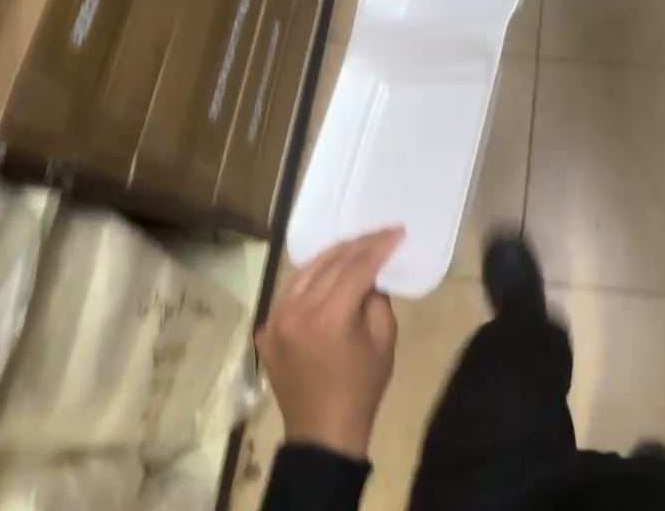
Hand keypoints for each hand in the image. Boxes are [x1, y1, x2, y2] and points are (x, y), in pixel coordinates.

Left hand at [257, 228, 404, 459]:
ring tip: (358, 246)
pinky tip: (329, 274)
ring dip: (334, 256)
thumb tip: (370, 276)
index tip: (398, 232)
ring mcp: (275, 320)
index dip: (380, 247)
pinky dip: (313, 279)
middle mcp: (296, 311)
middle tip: (382, 234)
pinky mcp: (266, 330)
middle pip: (331, 262)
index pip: (357, 267)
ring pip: (307, 271)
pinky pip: (292, 293)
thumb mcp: (384, 339)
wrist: (323, 432)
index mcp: (329, 316)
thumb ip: (377, 299)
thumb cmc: (362, 387)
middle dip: (359, 244)